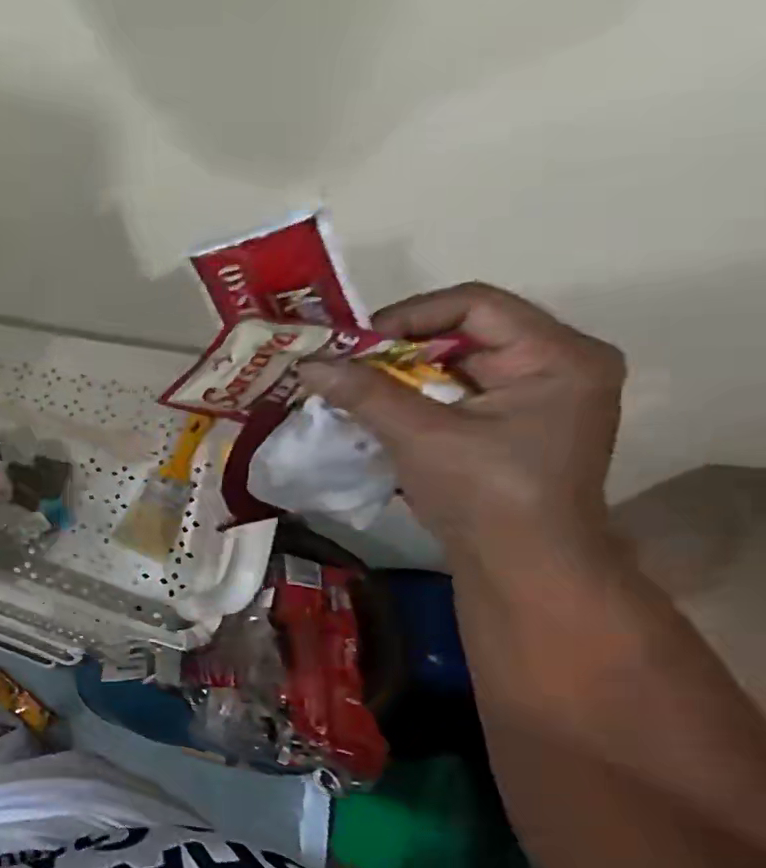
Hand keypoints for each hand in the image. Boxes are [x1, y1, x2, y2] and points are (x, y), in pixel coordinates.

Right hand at [297, 282, 625, 569]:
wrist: (523, 563)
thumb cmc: (485, 493)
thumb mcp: (420, 436)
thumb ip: (365, 394)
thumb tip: (308, 364)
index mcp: (557, 356)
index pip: (475, 304)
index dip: (407, 316)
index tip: (352, 346)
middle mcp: (558, 364)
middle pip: (465, 331)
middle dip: (397, 348)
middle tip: (343, 367)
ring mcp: (537, 396)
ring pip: (456, 362)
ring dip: (399, 374)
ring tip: (351, 389)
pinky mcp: (514, 422)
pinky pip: (456, 390)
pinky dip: (413, 396)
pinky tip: (376, 411)